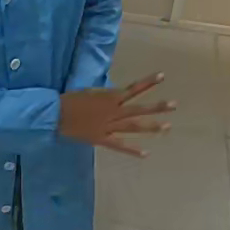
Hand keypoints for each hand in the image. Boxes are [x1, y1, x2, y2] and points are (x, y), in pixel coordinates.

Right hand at [58, 73, 175, 156]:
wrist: (56, 115)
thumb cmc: (70, 100)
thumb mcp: (89, 91)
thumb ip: (104, 94)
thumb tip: (116, 94)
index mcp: (110, 98)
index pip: (133, 89)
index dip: (148, 82)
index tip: (162, 76)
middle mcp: (113, 112)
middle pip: (138, 109)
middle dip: (157, 107)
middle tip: (174, 105)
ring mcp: (109, 127)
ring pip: (133, 127)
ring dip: (150, 127)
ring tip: (167, 127)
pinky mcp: (102, 139)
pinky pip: (119, 146)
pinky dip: (132, 150)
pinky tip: (145, 153)